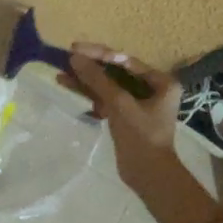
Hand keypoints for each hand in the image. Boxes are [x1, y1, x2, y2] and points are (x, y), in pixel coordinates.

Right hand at [58, 44, 182, 172]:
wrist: (148, 173)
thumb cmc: (141, 135)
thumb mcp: (119, 103)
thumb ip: (98, 79)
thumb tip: (74, 57)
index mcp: (161, 82)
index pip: (126, 61)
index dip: (99, 54)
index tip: (75, 48)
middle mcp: (152, 89)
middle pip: (116, 72)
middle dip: (91, 68)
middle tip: (66, 59)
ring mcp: (138, 104)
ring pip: (108, 86)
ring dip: (86, 81)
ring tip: (61, 75)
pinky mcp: (126, 116)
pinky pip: (106, 99)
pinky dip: (90, 94)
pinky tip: (70, 88)